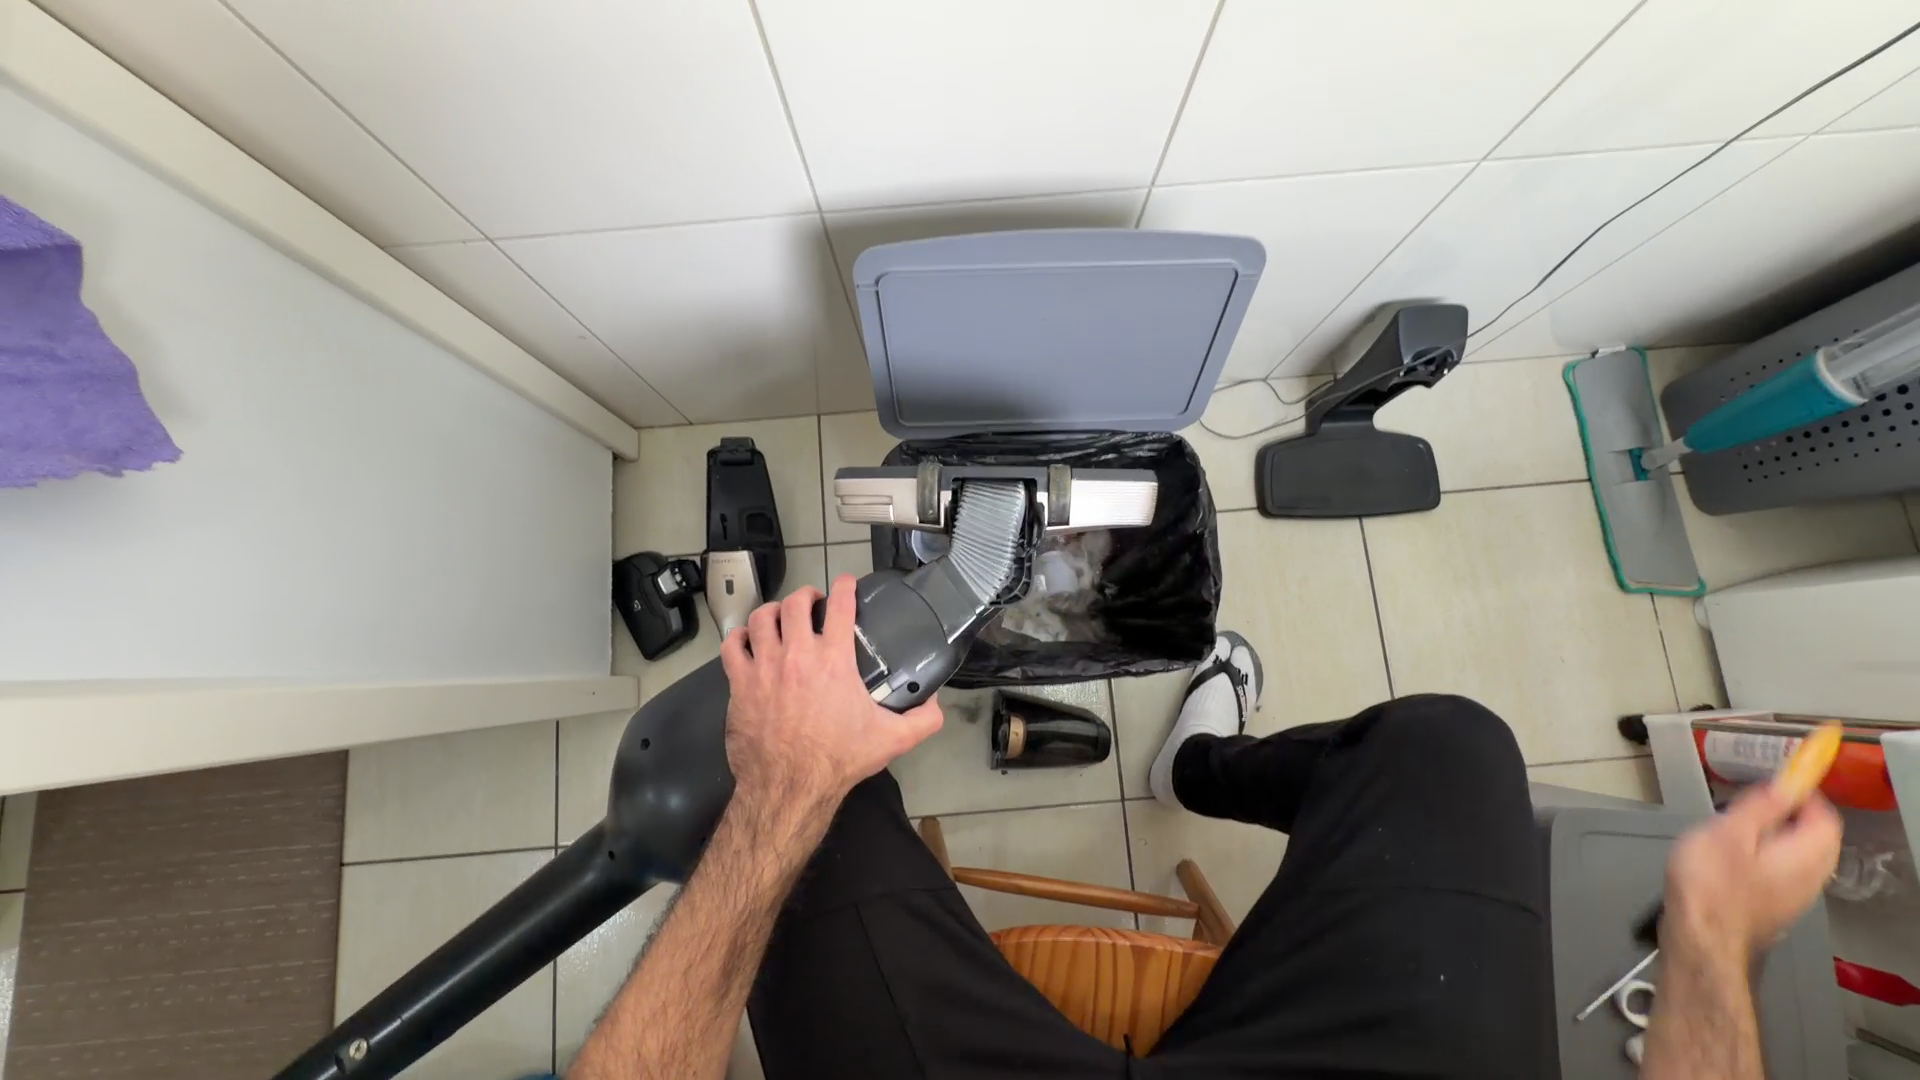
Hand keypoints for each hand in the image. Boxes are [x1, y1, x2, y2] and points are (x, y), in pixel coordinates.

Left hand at [720, 574, 942, 816]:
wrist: (790, 786)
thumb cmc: (838, 759)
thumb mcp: (891, 740)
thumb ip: (922, 720)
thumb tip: (936, 704)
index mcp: (834, 660)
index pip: (840, 605)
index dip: (845, 586)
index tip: (846, 582)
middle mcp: (797, 654)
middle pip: (795, 603)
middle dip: (806, 596)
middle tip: (812, 603)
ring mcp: (764, 666)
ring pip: (761, 618)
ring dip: (773, 611)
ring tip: (780, 616)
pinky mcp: (739, 683)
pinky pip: (732, 646)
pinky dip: (739, 637)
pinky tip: (747, 641)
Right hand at [1663, 783, 1842, 967]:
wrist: (1702, 935)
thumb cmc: (1710, 882)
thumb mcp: (1728, 833)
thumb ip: (1760, 807)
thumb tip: (1785, 784)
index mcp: (1807, 854)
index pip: (1825, 817)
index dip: (1805, 794)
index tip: (1776, 778)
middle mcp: (1812, 875)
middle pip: (1815, 836)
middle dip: (1790, 813)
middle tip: (1750, 800)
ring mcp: (1797, 893)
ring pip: (1799, 853)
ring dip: (1776, 833)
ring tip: (1734, 825)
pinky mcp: (1776, 904)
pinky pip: (1783, 869)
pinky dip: (1765, 853)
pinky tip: (1732, 856)